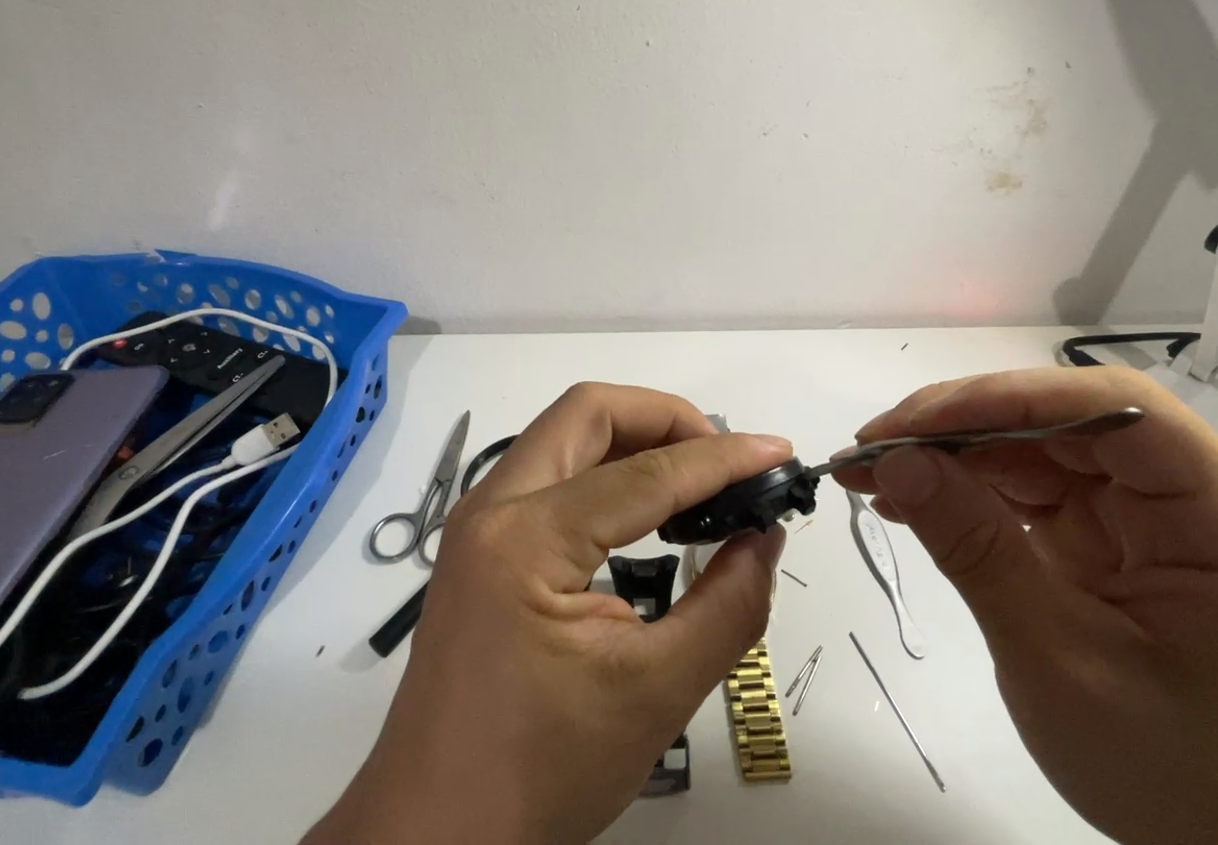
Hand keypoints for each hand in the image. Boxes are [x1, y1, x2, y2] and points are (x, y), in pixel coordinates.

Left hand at [305, 383, 788, 844]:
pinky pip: (548, 475)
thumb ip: (728, 605)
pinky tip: (646, 513)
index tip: (780, 453)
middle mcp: (491, 509)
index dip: (722, 458)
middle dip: (667, 419)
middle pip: (586, 414)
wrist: (437, 830)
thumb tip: (765, 535)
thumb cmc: (543, 769)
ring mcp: (477, 525)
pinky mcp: (480, 548)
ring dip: (634, 440)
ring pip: (563, 436)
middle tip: (726, 461)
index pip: (644, 474)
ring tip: (697, 482)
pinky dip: (604, 471)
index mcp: (526, 539)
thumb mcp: (656, 693)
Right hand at [836, 367, 1217, 844]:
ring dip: (952, 454)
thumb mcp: (1056, 661)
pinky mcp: (1120, 533)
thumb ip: (976, 549)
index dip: (1010, 397)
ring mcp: (1158, 515)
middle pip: (1071, 422)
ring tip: (869, 472)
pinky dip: (968, 489)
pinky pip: (1036, 488)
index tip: (911, 423)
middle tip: (869, 448)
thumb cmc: (1163, 772)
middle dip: (962, 426)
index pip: (1124, 413)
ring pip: (1042, 447)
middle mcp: (1204, 500)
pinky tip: (909, 498)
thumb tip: (895, 461)